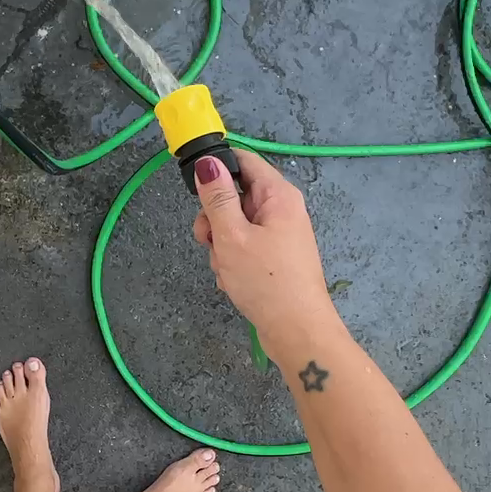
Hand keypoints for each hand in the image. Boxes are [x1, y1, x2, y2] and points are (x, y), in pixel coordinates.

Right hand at [191, 151, 337, 340]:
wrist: (296, 330)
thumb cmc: (266, 281)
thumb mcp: (232, 236)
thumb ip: (217, 197)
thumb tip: (207, 162)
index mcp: (278, 195)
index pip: (243, 161)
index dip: (216, 169)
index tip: (194, 189)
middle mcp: (282, 209)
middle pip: (235, 196)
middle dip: (214, 219)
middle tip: (208, 241)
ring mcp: (279, 235)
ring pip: (235, 226)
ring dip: (221, 246)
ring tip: (226, 268)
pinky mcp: (274, 257)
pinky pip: (244, 247)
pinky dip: (232, 261)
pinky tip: (234, 280)